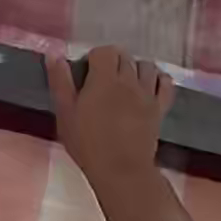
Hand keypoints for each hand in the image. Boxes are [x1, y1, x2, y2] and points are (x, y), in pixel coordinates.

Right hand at [47, 46, 172, 191]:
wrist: (120, 168)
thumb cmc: (86, 142)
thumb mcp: (65, 113)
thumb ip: (60, 82)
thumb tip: (54, 55)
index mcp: (104, 79)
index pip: (104, 51)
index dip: (93, 58)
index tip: (84, 73)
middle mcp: (129, 80)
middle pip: (124, 56)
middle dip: (111, 62)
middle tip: (98, 80)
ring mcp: (148, 93)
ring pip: (146, 66)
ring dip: (134, 68)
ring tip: (122, 82)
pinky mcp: (160, 107)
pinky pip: (166, 83)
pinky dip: (158, 78)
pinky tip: (148, 85)